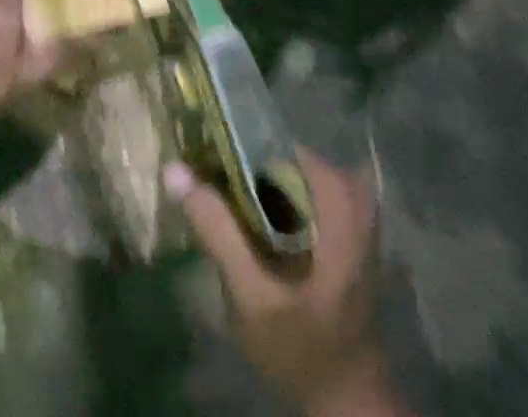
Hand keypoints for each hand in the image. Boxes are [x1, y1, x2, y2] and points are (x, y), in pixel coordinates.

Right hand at [165, 151, 407, 415]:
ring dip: (251, 175)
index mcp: (340, 211)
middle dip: (241, 154)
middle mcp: (354, 206)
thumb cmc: (302, 345)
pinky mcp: (342, 238)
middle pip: (287, 155)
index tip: (196, 137)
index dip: (237, 136)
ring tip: (210, 183)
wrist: (346, 397)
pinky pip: (300, 195)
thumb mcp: (252, 293)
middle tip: (198, 162)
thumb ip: (218, 230)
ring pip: (292, 174)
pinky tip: (236, 212)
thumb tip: (174, 169)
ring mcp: (352, 223)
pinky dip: (266, 194)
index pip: (284, 146)